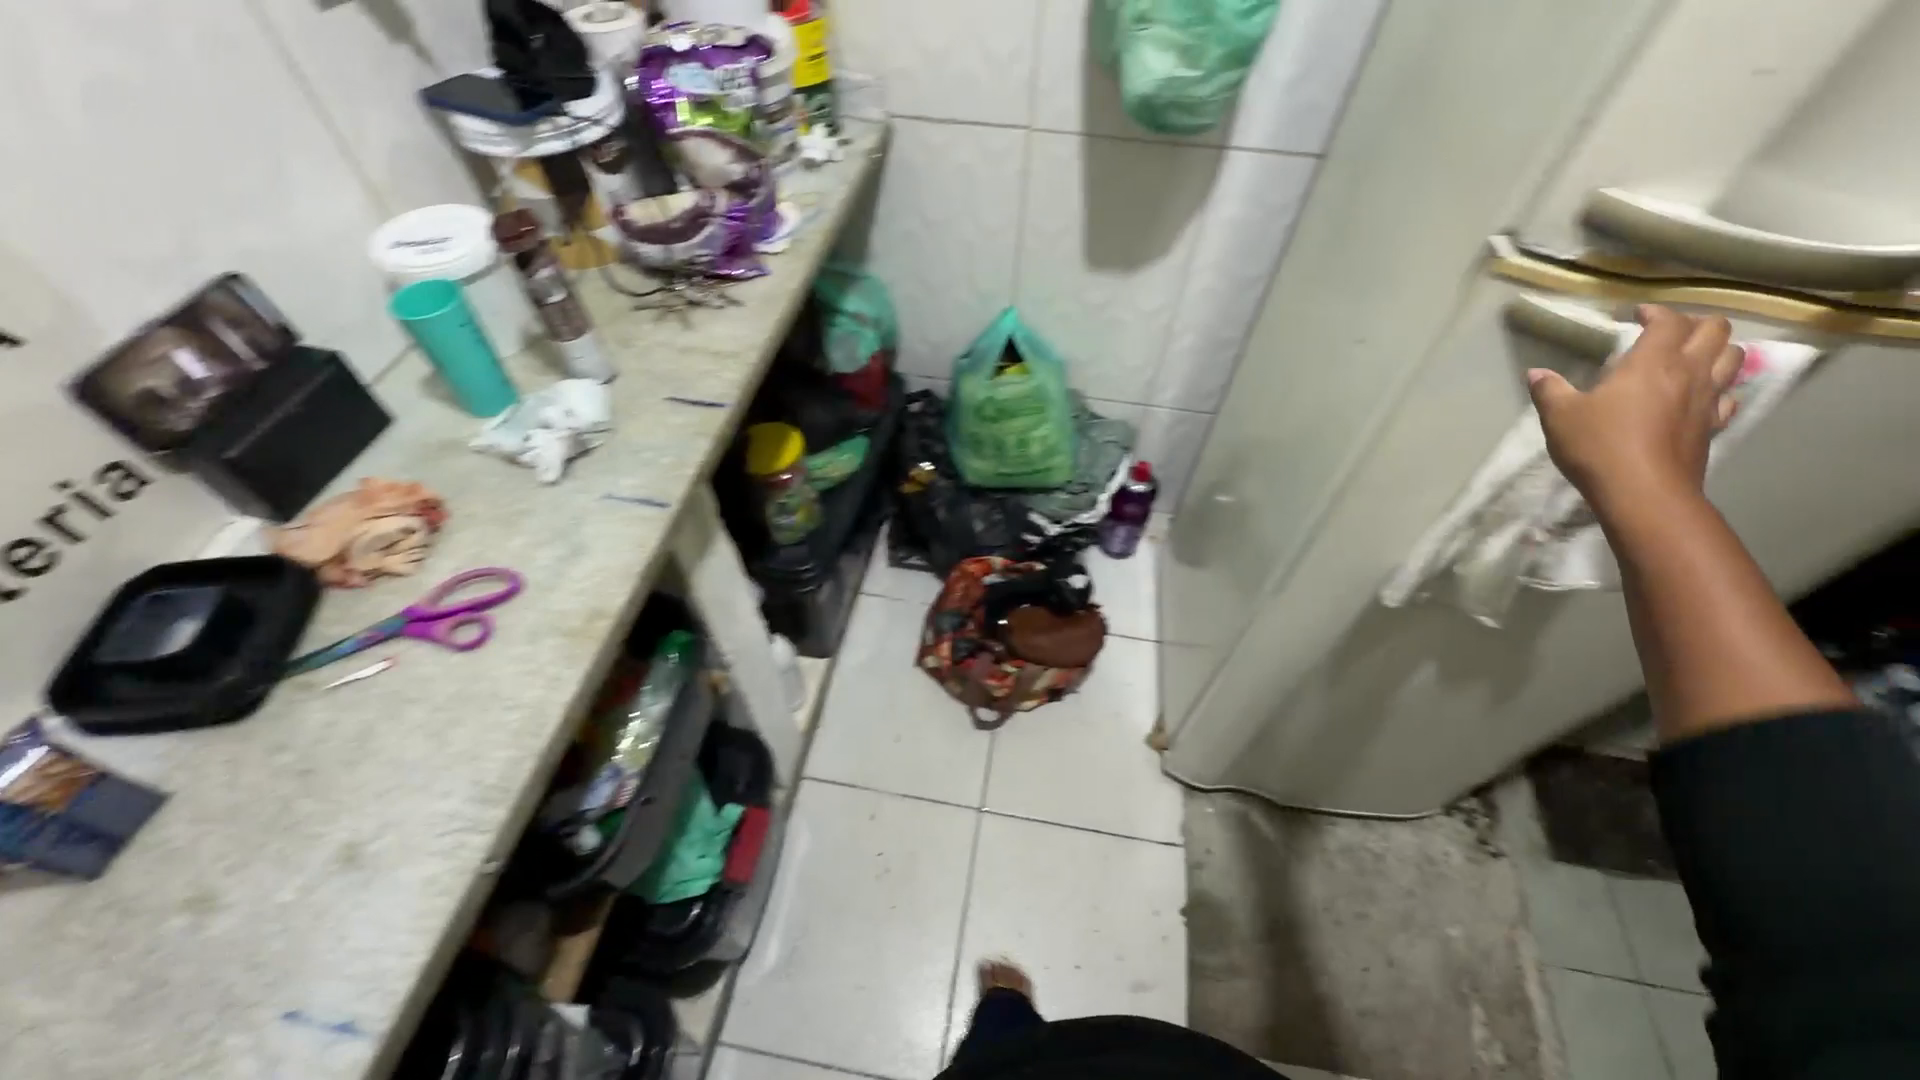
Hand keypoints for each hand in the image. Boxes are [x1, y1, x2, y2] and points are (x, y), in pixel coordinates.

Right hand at [1528, 305, 1743, 507]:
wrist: (1642, 492)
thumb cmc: (1598, 446)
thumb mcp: (1560, 416)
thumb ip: (1550, 390)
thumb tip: (1536, 373)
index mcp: (1652, 362)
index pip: (1669, 321)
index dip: (1656, 312)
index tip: (1638, 315)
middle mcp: (1689, 372)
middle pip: (1715, 331)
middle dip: (1696, 324)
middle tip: (1670, 332)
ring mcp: (1707, 399)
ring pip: (1733, 357)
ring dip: (1717, 350)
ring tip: (1694, 356)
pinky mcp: (1712, 425)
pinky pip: (1729, 396)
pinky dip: (1720, 388)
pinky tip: (1700, 397)